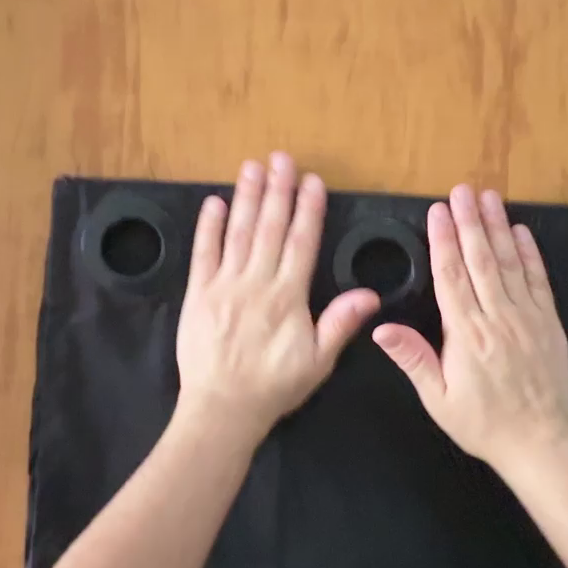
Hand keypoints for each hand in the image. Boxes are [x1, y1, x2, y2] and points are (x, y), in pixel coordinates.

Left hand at [174, 153, 381, 441]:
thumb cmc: (274, 386)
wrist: (221, 408)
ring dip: (246, 198)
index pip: (302, 243)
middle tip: (282, 158)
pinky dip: (209, 227)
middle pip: (269, 228)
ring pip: (238, 233)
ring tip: (252, 167)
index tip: (312, 181)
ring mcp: (224, 285)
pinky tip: (215, 203)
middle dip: (277, 190)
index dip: (308, 210)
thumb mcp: (317, 362)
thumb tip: (370, 293)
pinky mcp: (197, 294)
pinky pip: (203, 254)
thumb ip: (340, 324)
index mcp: (288, 297)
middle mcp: (256, 283)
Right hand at [373, 185, 567, 470]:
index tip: (438, 211)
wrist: (542, 443)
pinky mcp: (549, 322)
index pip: (451, 276)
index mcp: (466, 334)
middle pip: (480, 260)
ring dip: (497, 227)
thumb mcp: (439, 400)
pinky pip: (538, 279)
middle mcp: (497, 317)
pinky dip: (529, 253)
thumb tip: (381, 327)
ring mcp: (527, 316)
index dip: (443, 240)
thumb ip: (413, 359)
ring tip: (488, 197)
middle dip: (469, 222)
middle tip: (462, 190)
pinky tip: (520, 231)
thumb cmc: (483, 424)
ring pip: (509, 262)